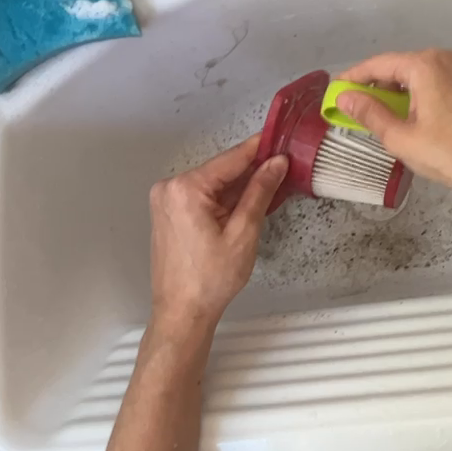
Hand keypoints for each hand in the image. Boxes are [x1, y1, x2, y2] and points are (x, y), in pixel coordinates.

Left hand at [149, 137, 287, 333]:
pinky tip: (248, 204)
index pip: (231, 158)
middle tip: (284, 169)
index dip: (260, 148)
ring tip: (272, 189)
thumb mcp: (243, 232)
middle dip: (253, 171)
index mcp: (186, 189)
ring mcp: (167, 199)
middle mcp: (170, 187)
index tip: (282, 139)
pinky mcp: (170, 212)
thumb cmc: (211, 279)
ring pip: (214, 183)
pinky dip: (226, 198)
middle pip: (222, 170)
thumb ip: (260, 191)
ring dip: (241, 186)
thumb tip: (277, 163)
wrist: (182, 312)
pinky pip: (204, 195)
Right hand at [334, 49, 451, 200]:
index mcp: (426, 65)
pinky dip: (417, 92)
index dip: (354, 77)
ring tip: (379, 112)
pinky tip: (408, 113)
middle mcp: (445, 58)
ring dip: (396, 89)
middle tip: (355, 105)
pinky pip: (435, 80)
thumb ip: (370, 112)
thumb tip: (345, 97)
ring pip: (418, 73)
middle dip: (376, 84)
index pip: (379, 64)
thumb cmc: (448, 155)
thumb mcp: (400, 137)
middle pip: (399, 65)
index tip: (337, 89)